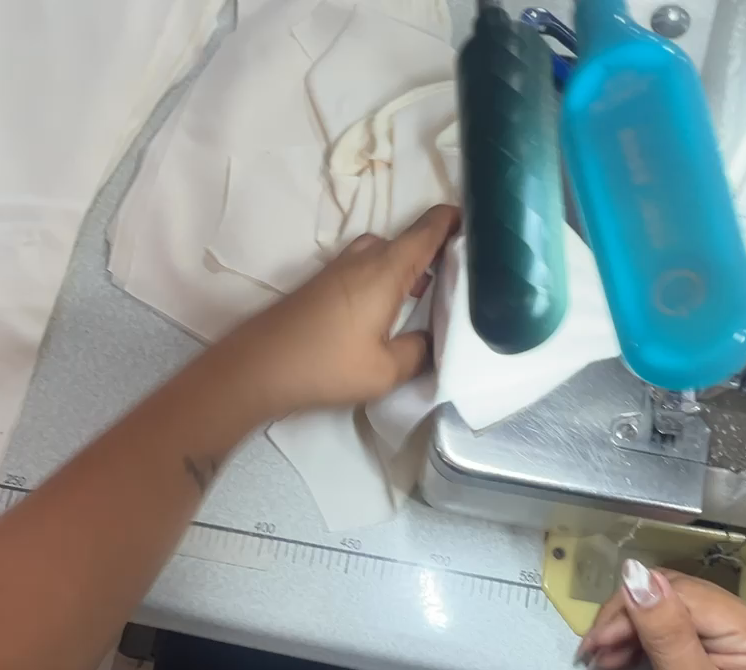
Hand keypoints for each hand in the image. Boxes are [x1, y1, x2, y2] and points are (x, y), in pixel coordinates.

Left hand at [206, 205, 461, 414]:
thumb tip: (433, 341)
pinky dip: (387, 280)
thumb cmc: (325, 365)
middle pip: (411, 239)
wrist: (258, 367)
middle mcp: (365, 256)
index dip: (462, 222)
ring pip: (388, 255)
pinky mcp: (323, 283)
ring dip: (410, 269)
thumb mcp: (386, 370)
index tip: (486, 238)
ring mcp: (340, 267)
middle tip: (462, 281)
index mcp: (388, 266)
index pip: (433, 224)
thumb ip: (421, 352)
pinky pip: (367, 269)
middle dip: (438, 253)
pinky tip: (391, 313)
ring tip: (431, 299)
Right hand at [578, 562, 745, 669]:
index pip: (680, 593)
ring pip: (664, 609)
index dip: (632, 609)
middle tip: (592, 652)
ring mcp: (730, 635)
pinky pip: (667, 628)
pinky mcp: (711, 649)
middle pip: (671, 596)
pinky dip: (636, 642)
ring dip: (626, 631)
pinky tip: (615, 661)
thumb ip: (664, 631)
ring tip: (600, 661)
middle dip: (626, 619)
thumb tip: (635, 571)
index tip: (595, 643)